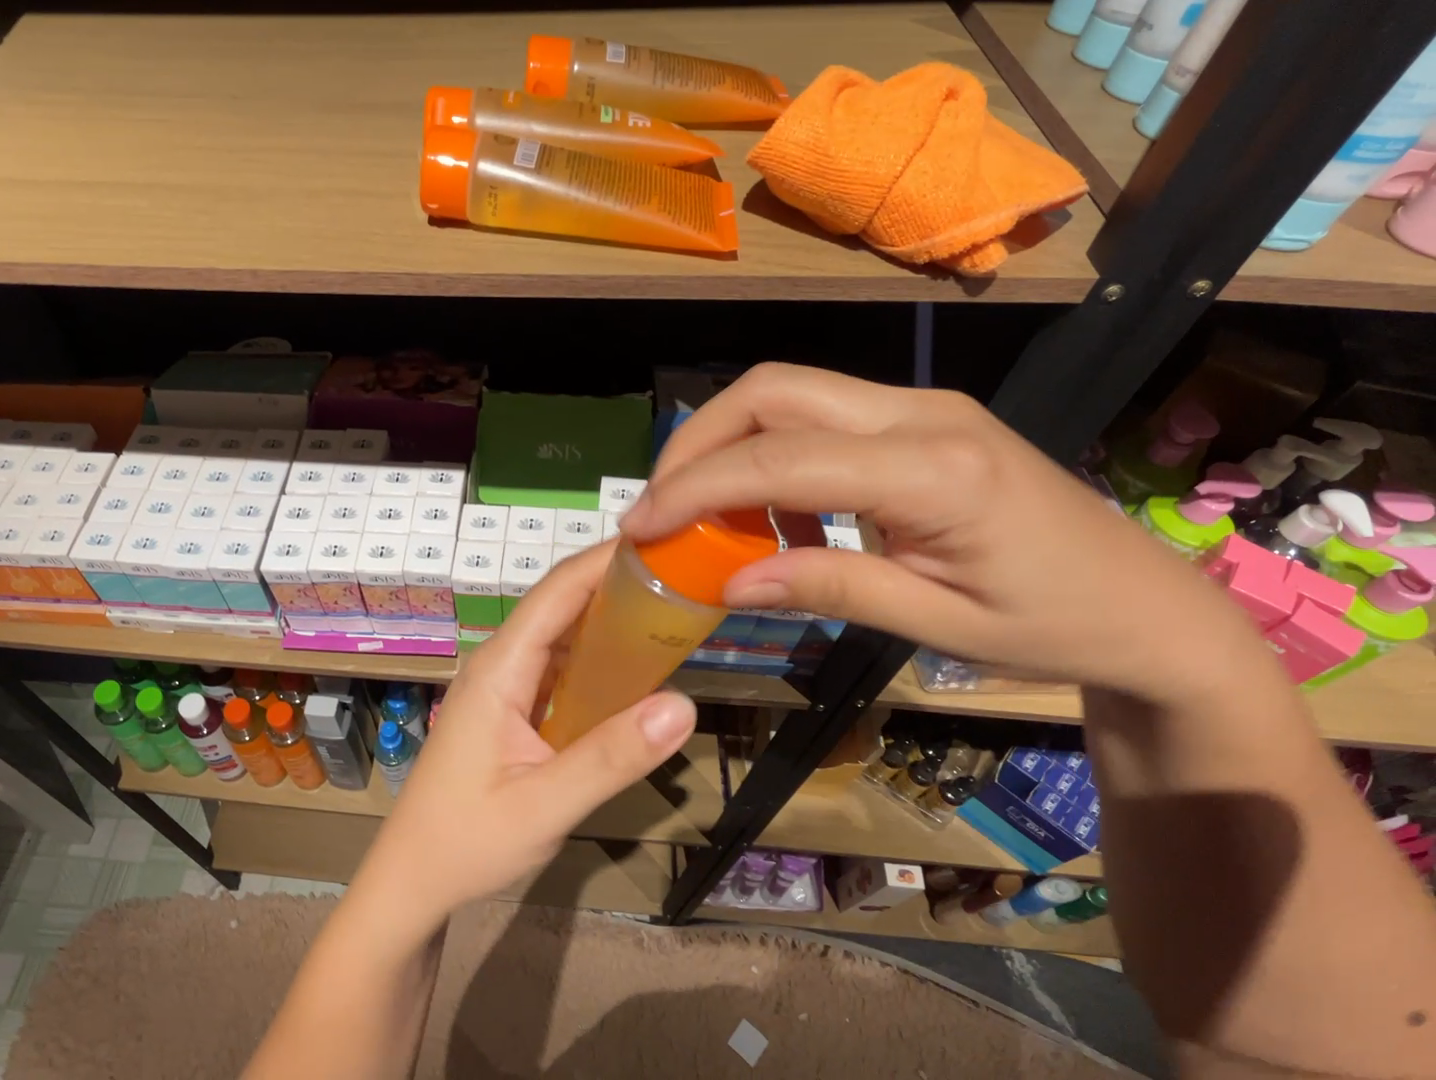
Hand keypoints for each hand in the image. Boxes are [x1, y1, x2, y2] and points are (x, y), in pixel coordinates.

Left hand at [352, 545, 696, 930]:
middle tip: (687, 576)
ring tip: (676, 609)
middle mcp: (500, 665)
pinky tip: (640, 670)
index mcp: (499, 670)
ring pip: (563, 637)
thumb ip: (610, 758)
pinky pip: (561, 670)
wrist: (412, 880)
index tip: (664, 540)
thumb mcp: (543, 807)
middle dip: (619, 584)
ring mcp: (505, 688)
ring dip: (612, 621)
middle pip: (562, 606)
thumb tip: (683, 705)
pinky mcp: (512, 712)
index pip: (557, 592)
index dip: (606, 560)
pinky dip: (600, 661)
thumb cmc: (465, 843)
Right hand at [618, 364, 1268, 704]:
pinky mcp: (921, 419)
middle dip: (697, 442)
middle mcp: (922, 414)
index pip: (780, 457)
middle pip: (772, 391)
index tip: (640, 527)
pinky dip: (771, 456)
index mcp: (933, 470)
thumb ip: (829, 590)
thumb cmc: (1050, 627)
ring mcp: (923, 407)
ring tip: (702, 515)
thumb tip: (726, 582)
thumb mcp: (934, 622)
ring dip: (729, 444)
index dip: (696, 488)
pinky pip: (820, 418)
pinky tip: (775, 519)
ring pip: (790, 393)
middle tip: (659, 506)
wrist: (1146, 606)